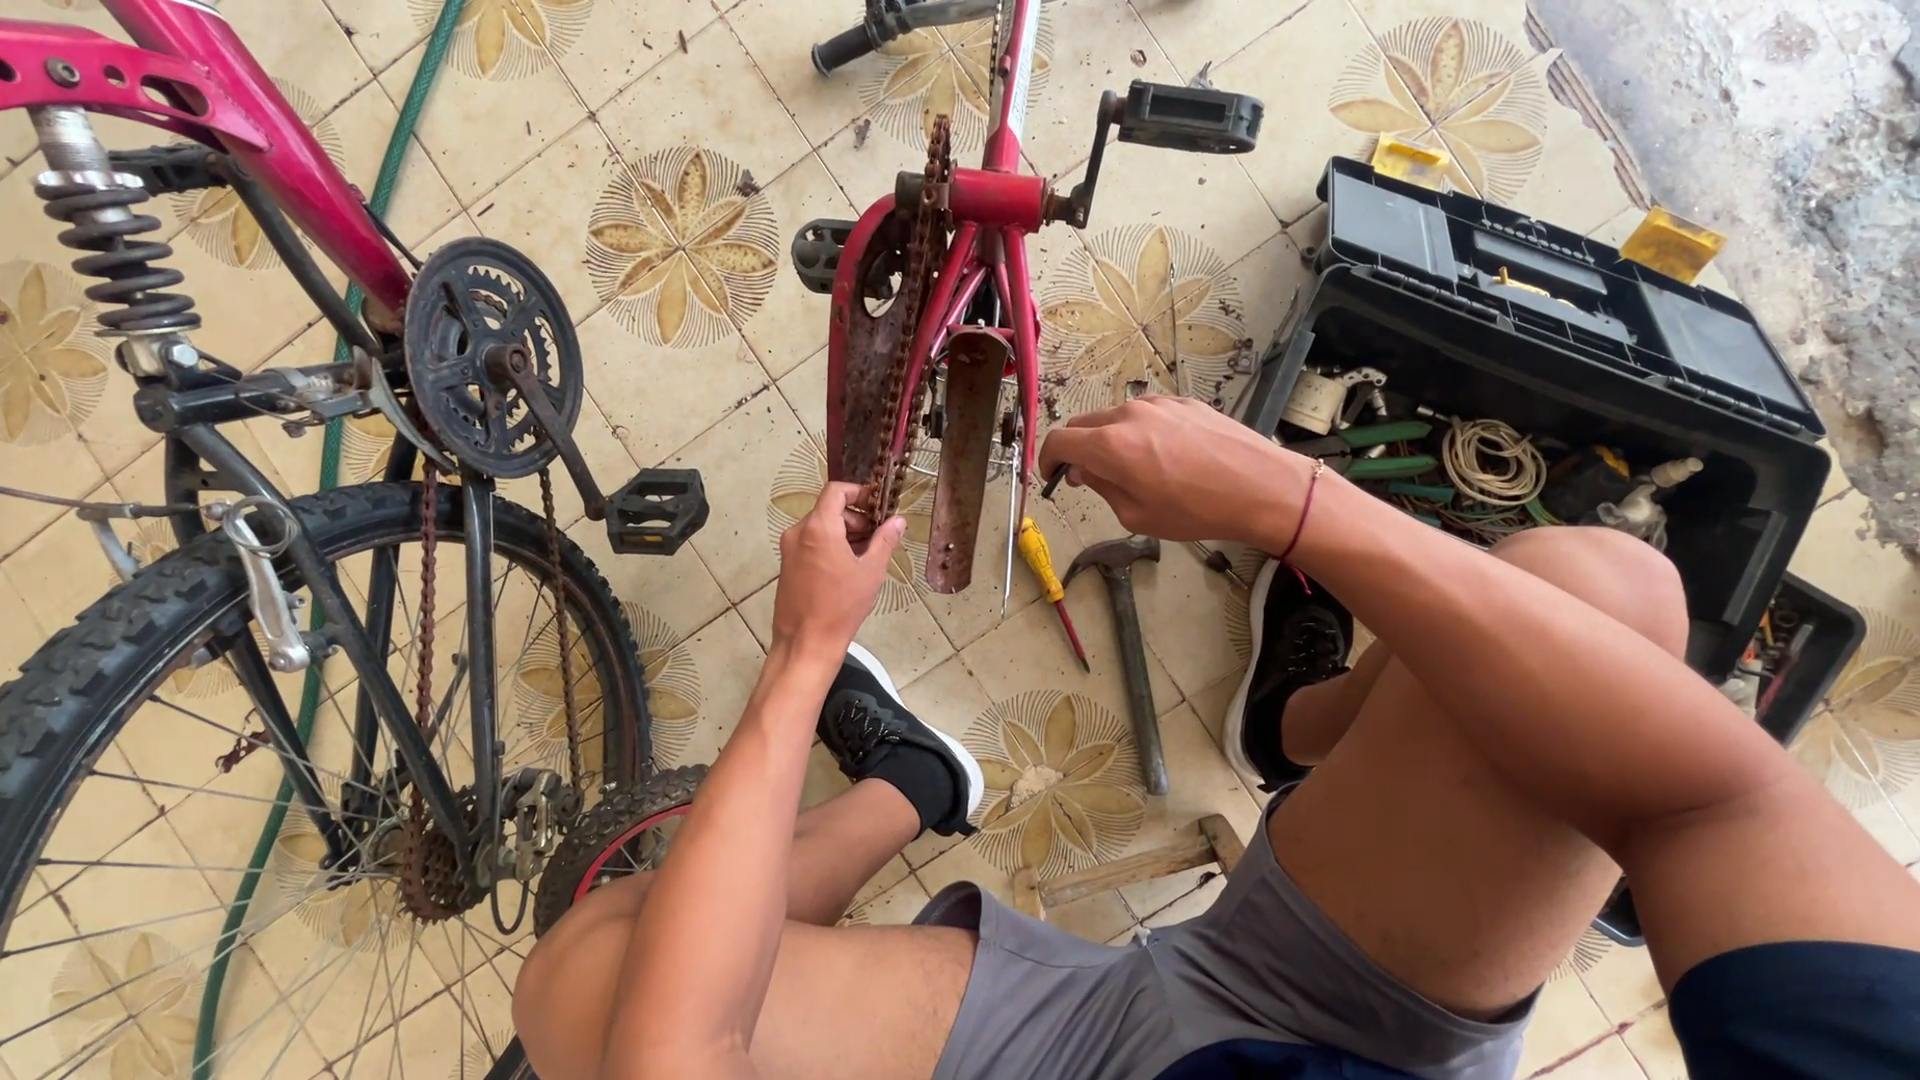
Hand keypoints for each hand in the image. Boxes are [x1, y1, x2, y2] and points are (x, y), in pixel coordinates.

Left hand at [771, 482, 906, 657]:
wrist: (806, 642)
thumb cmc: (841, 606)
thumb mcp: (870, 571)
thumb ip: (885, 541)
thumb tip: (898, 521)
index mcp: (818, 528)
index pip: (836, 491)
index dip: (858, 493)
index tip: (876, 506)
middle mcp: (798, 532)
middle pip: (829, 510)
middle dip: (855, 518)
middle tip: (877, 537)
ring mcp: (789, 549)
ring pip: (820, 527)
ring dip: (844, 533)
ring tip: (866, 555)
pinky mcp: (787, 564)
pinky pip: (811, 542)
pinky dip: (830, 545)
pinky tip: (847, 567)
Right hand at [1037, 396, 1314, 546]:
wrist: (1261, 486)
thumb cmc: (1197, 510)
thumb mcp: (1137, 514)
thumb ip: (1102, 487)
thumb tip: (1086, 472)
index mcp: (1111, 445)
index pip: (1059, 441)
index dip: (1047, 460)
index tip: (1053, 477)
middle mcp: (1129, 415)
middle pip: (1083, 425)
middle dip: (1077, 450)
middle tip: (1087, 478)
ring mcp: (1159, 404)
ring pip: (1115, 417)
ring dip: (1108, 439)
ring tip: (1130, 469)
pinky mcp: (1184, 402)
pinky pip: (1147, 414)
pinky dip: (1138, 431)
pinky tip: (1163, 457)